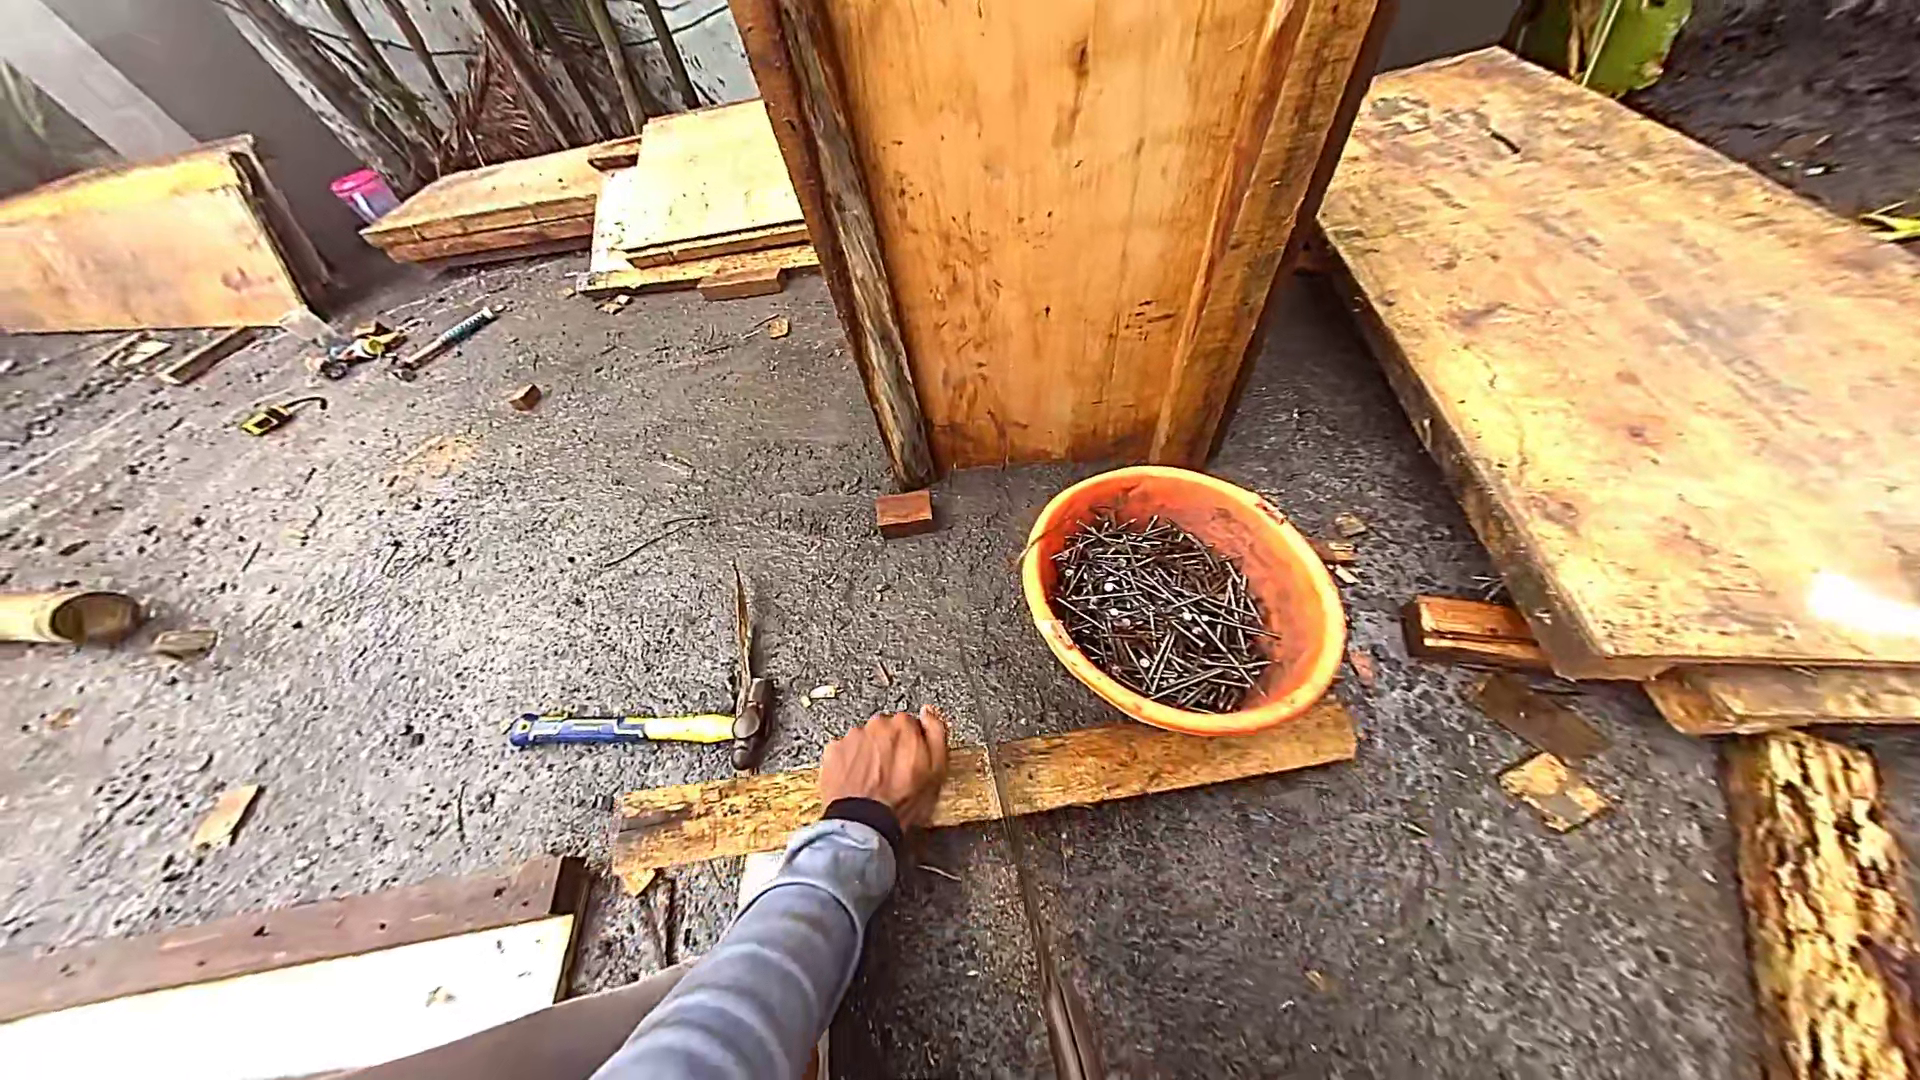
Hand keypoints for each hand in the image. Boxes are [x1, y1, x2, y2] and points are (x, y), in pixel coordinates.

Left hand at [819, 706, 949, 827]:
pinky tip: (855, 782)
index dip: (910, 745)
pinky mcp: (834, 751)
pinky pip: (844, 752)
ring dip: (867, 755)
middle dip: (887, 747)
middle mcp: (877, 725)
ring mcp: (853, 737)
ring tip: (871, 782)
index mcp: (903, 725)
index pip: (909, 725)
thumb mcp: (936, 769)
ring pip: (863, 740)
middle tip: (889, 774)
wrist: (865, 823)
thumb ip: (936, 733)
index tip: (908, 761)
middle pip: (884, 730)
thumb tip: (928, 712)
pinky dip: (848, 763)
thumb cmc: (902, 801)